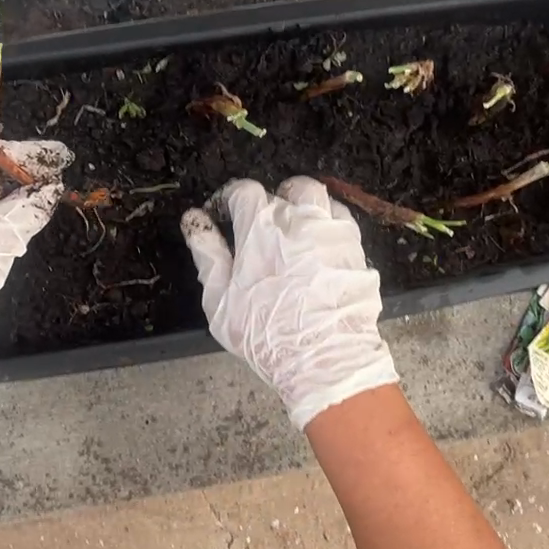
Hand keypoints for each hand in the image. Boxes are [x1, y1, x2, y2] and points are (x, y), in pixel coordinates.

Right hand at [181, 177, 397, 428]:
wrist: (323, 357)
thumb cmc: (264, 333)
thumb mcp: (219, 299)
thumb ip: (207, 254)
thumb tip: (193, 218)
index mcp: (259, 227)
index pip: (243, 191)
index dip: (229, 200)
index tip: (225, 215)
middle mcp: (297, 218)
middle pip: (279, 191)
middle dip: (266, 204)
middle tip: (258, 230)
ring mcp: (330, 230)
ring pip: (315, 195)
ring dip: (299, 202)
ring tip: (291, 226)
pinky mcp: (355, 246)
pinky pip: (339, 218)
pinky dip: (325, 222)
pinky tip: (317, 245)